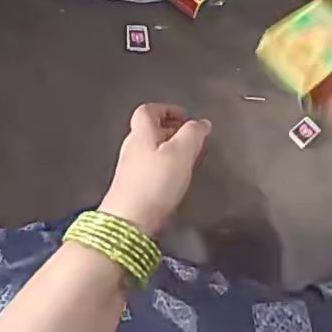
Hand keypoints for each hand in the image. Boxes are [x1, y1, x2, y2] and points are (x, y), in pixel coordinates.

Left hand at [98, 104, 210, 237]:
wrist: (130, 222)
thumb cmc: (154, 183)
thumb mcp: (181, 152)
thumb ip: (193, 133)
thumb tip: (201, 123)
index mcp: (141, 133)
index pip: (148, 110)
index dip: (167, 109)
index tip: (185, 116)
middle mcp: (132, 147)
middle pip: (150, 129)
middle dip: (172, 129)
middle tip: (191, 135)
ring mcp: (131, 168)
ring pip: (152, 149)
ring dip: (170, 148)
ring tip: (189, 155)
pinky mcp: (134, 187)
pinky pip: (151, 168)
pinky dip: (165, 166)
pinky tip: (177, 177)